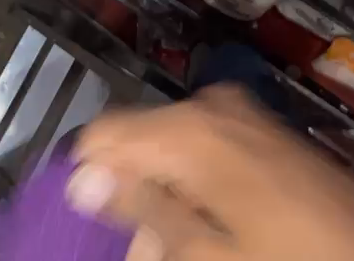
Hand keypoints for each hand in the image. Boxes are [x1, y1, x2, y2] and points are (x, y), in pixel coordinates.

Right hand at [67, 86, 353, 260]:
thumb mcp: (212, 255)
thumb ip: (144, 210)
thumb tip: (84, 179)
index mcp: (192, 129)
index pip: (106, 134)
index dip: (92, 180)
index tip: (96, 226)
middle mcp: (214, 106)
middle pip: (142, 142)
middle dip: (136, 199)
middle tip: (150, 253)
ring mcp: (246, 117)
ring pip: (176, 149)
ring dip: (169, 200)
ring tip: (183, 250)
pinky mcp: (269, 134)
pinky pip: (211, 151)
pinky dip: (202, 191)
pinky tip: (219, 238)